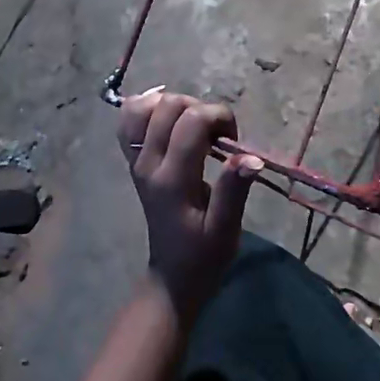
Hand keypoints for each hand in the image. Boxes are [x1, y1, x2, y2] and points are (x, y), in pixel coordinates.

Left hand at [116, 92, 262, 321]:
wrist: (172, 275)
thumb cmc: (204, 256)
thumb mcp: (225, 230)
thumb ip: (234, 190)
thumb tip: (251, 157)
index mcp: (172, 179)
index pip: (191, 122)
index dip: (219, 117)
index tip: (233, 140)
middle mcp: (148, 163)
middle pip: (167, 106)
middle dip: (199, 108)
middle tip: (216, 134)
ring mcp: (135, 160)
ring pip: (141, 106)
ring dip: (172, 105)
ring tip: (193, 125)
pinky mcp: (132, 160)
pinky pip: (128, 120)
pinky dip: (147, 109)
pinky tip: (169, 119)